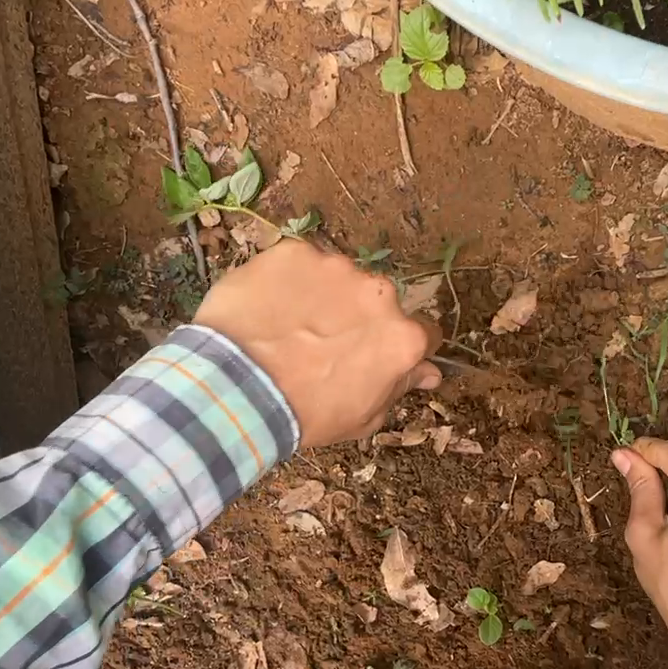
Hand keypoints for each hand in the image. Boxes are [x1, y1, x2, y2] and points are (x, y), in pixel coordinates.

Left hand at [195, 241, 440, 446]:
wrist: (238, 388)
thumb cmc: (306, 413)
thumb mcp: (362, 416)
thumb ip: (400, 387)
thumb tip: (428, 373)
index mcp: (402, 337)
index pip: (423, 334)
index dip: (401, 347)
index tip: (379, 356)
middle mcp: (379, 293)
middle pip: (379, 302)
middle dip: (361, 319)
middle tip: (326, 346)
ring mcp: (335, 267)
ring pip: (339, 280)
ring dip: (325, 298)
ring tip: (290, 328)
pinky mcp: (294, 252)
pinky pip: (299, 265)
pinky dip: (288, 283)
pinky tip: (268, 310)